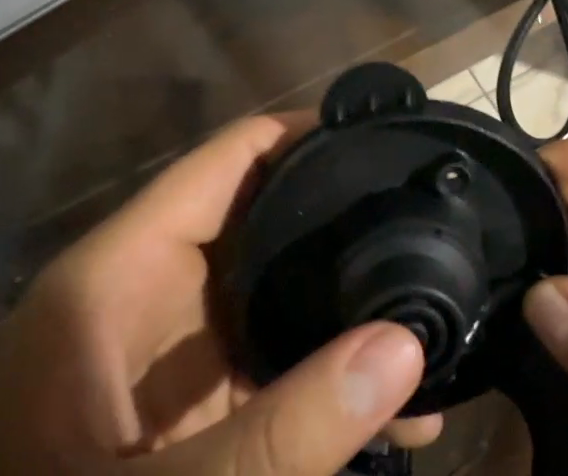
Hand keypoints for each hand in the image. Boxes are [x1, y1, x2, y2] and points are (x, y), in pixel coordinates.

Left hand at [0, 112, 442, 475]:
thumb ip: (278, 433)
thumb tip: (407, 347)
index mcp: (118, 277)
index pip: (231, 160)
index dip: (313, 135)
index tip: (399, 141)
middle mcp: (147, 297)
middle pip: (269, 225)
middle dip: (354, 234)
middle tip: (447, 237)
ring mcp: (169, 360)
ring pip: (278, 303)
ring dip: (352, 321)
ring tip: (448, 331)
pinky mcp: (183, 417)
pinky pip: (270, 372)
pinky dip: (330, 385)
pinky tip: (399, 416)